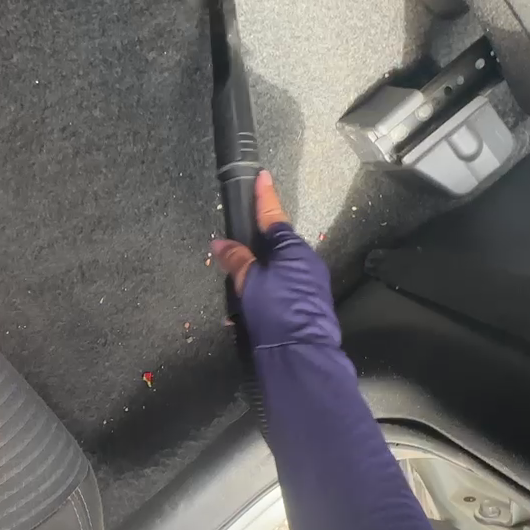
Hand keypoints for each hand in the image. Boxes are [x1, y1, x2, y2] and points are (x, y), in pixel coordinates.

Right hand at [209, 171, 340, 347]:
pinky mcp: (305, 305)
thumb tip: (221, 244)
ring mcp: (308, 285)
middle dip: (254, 245)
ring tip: (236, 289)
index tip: (263, 175)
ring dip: (256, 275)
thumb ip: (235, 260)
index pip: (273, 215)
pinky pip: (279, 290)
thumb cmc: (277, 310)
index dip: (265, 196)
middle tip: (234, 245)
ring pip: (276, 270)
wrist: (300, 353)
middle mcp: (304, 263)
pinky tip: (247, 310)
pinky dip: (262, 294)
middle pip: (274, 245)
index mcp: (293, 250)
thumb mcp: (249, 281)